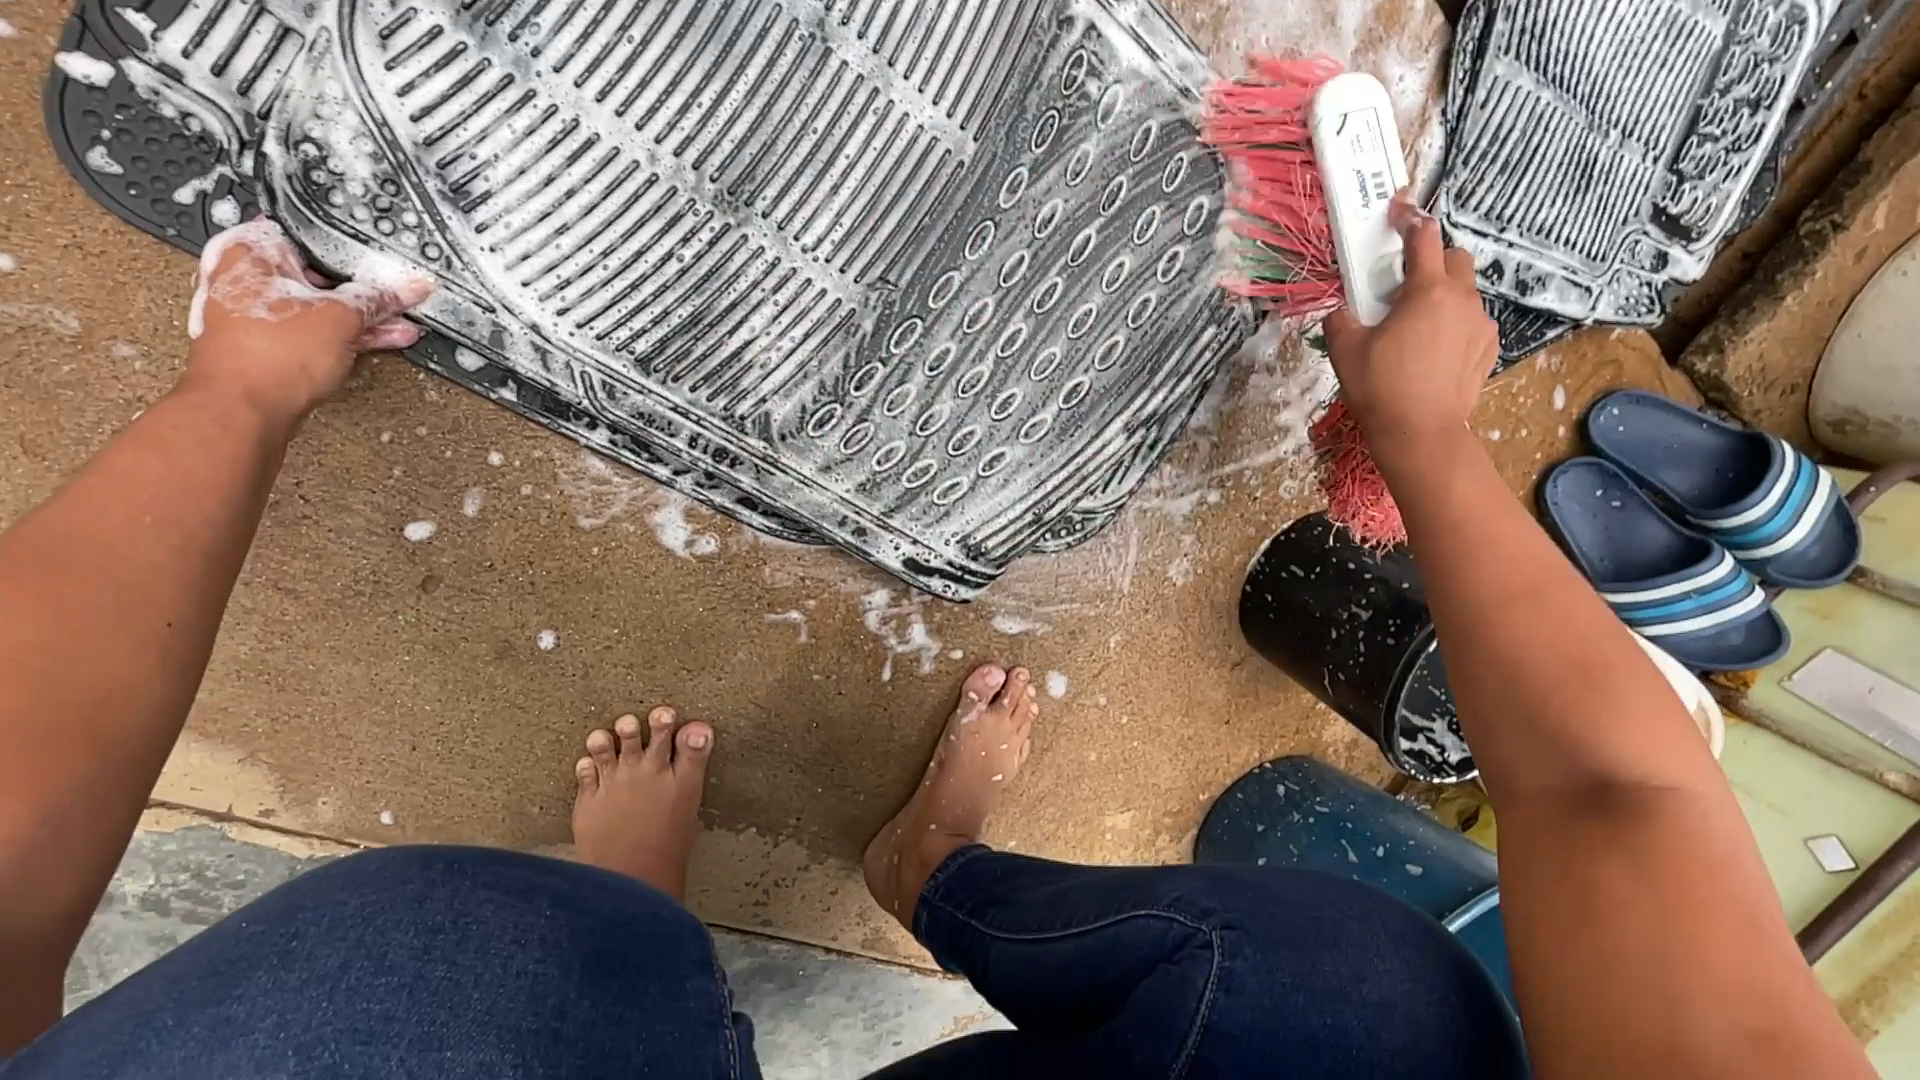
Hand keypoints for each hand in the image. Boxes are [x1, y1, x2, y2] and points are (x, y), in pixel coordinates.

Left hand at [183, 219, 435, 422]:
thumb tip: (405, 287)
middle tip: (392, 294)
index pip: (312, 237)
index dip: (352, 252)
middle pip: (317, 274)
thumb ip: (379, 299)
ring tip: (395, 321)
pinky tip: (376, 338)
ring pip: (318, 305)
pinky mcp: (267, 342)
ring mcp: (253, 312)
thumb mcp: (343, 316)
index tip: (382, 264)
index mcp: (249, 251)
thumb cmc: (267, 356)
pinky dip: (343, 333)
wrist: (246, 407)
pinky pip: (313, 329)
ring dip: (359, 315)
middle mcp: (243, 277)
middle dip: (361, 289)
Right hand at [1322, 194, 1497, 453]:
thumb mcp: (1345, 350)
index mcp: (1427, 291)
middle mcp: (1462, 299)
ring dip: (1442, 295)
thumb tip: (1342, 309)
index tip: (1398, 209)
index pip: (1422, 238)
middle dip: (1432, 259)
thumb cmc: (1379, 387)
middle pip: (1455, 257)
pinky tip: (1432, 351)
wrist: (1420, 434)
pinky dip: (1453, 325)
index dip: (1408, 219)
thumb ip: (1341, 319)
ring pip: (1465, 292)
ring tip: (1415, 325)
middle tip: (1403, 283)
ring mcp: (1480, 324)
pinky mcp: (1488, 348)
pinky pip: (1471, 323)